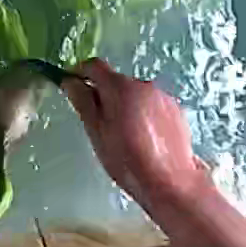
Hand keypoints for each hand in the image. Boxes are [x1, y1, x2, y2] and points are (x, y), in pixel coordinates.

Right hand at [61, 59, 211, 209]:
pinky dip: (144, 113)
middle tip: (101, 124)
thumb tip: (69, 81)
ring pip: (135, 93)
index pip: (94, 66)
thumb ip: (83, 102)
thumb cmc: (127, 160)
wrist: (170, 181)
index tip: (75, 88)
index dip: (81, 73)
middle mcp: (143, 84)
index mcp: (120, 87)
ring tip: (126, 136)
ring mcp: (162, 95)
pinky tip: (145, 138)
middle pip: (116, 81)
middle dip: (105, 95)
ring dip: (126, 105)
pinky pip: (152, 104)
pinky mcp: (176, 108)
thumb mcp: (96, 133)